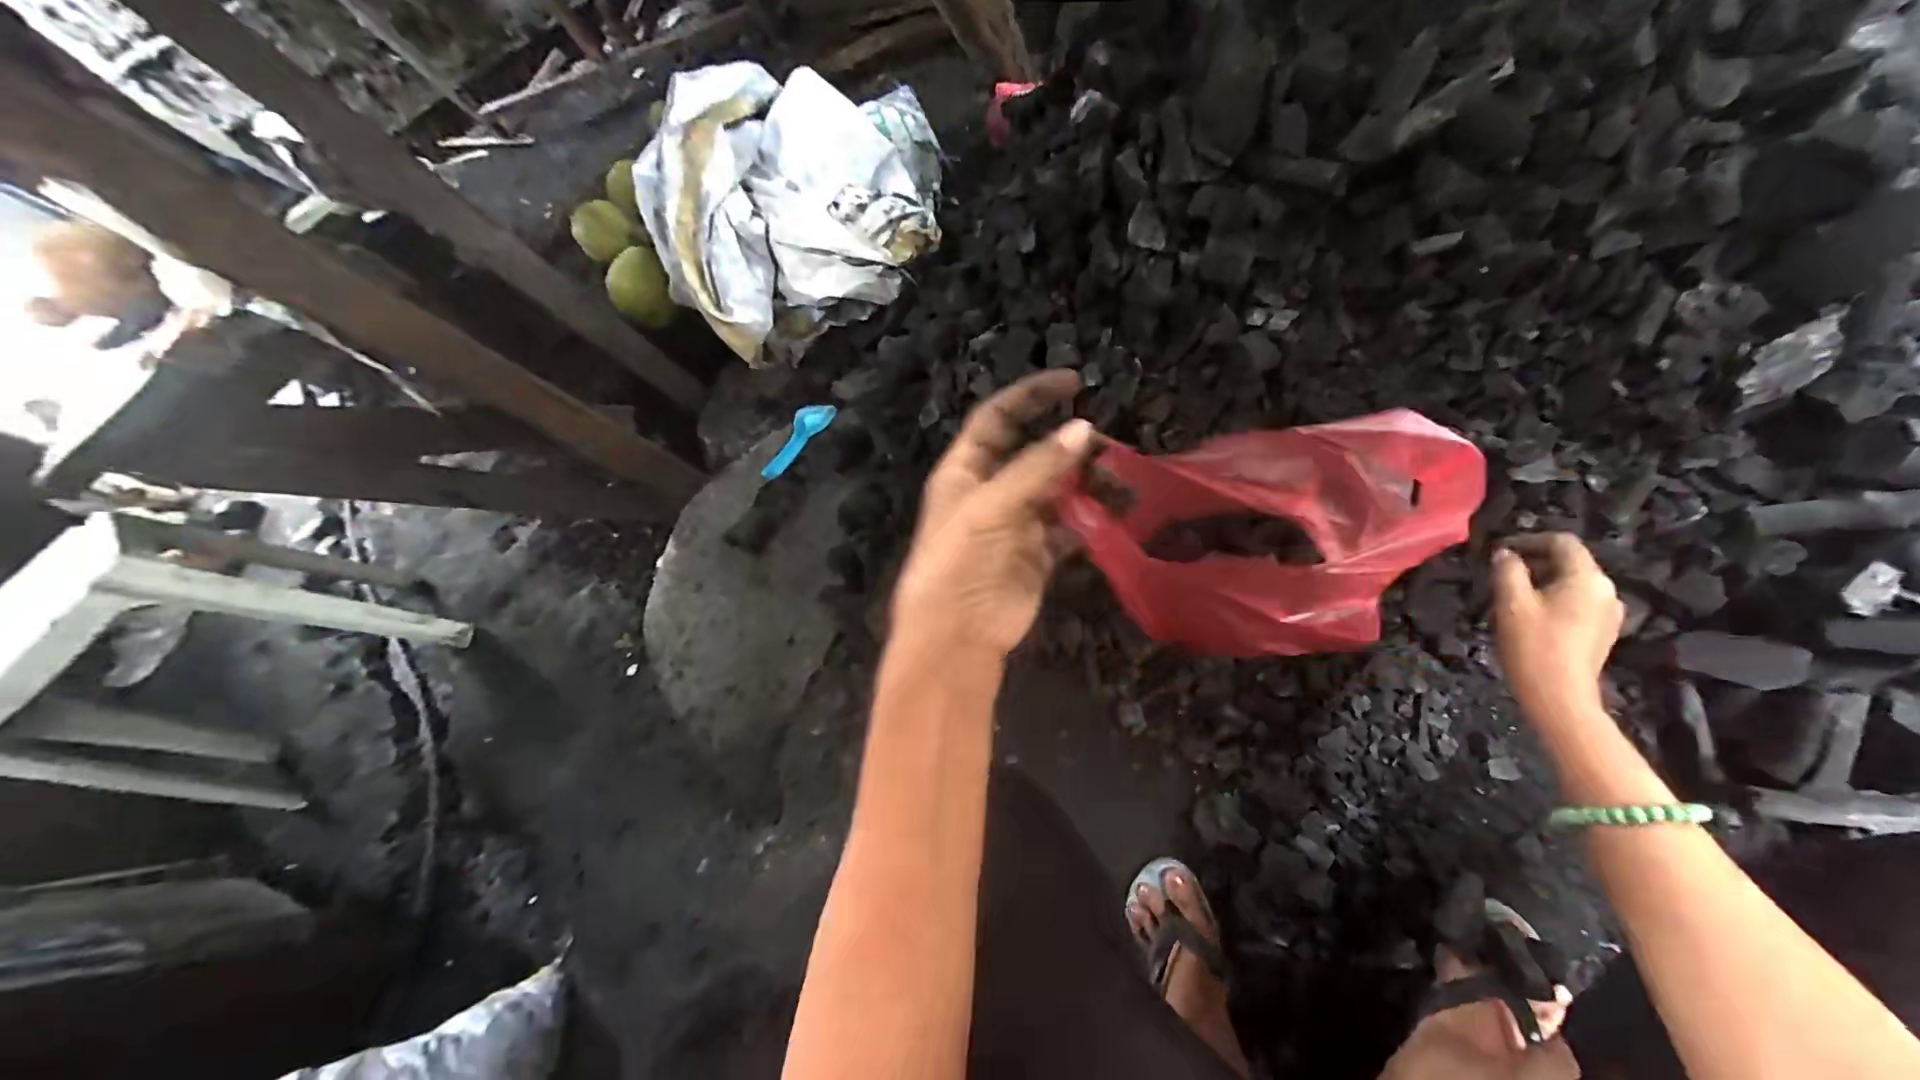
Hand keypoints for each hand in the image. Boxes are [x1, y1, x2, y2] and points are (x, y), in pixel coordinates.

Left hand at [890, 370, 1095, 657]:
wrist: (956, 634)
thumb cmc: (959, 561)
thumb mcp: (991, 506)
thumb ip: (1037, 468)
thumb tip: (1082, 429)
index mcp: (965, 470)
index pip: (997, 418)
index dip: (1031, 395)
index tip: (1073, 382)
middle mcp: (990, 491)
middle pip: (1033, 453)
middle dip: (1068, 444)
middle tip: (1106, 443)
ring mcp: (1015, 523)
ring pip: (1057, 490)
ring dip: (1087, 482)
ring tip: (1119, 481)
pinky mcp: (1037, 554)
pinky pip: (1069, 527)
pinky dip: (1091, 519)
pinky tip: (1114, 513)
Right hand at [1489, 533, 1625, 718]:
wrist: (1559, 696)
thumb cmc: (1534, 645)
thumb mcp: (1511, 603)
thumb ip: (1508, 571)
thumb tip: (1505, 554)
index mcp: (1587, 578)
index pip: (1562, 542)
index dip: (1529, 539)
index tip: (1500, 549)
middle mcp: (1606, 590)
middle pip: (1569, 562)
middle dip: (1534, 561)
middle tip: (1499, 572)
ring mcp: (1608, 612)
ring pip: (1572, 583)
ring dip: (1541, 581)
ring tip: (1510, 593)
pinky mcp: (1602, 630)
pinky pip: (1577, 602)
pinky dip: (1553, 598)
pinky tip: (1530, 614)